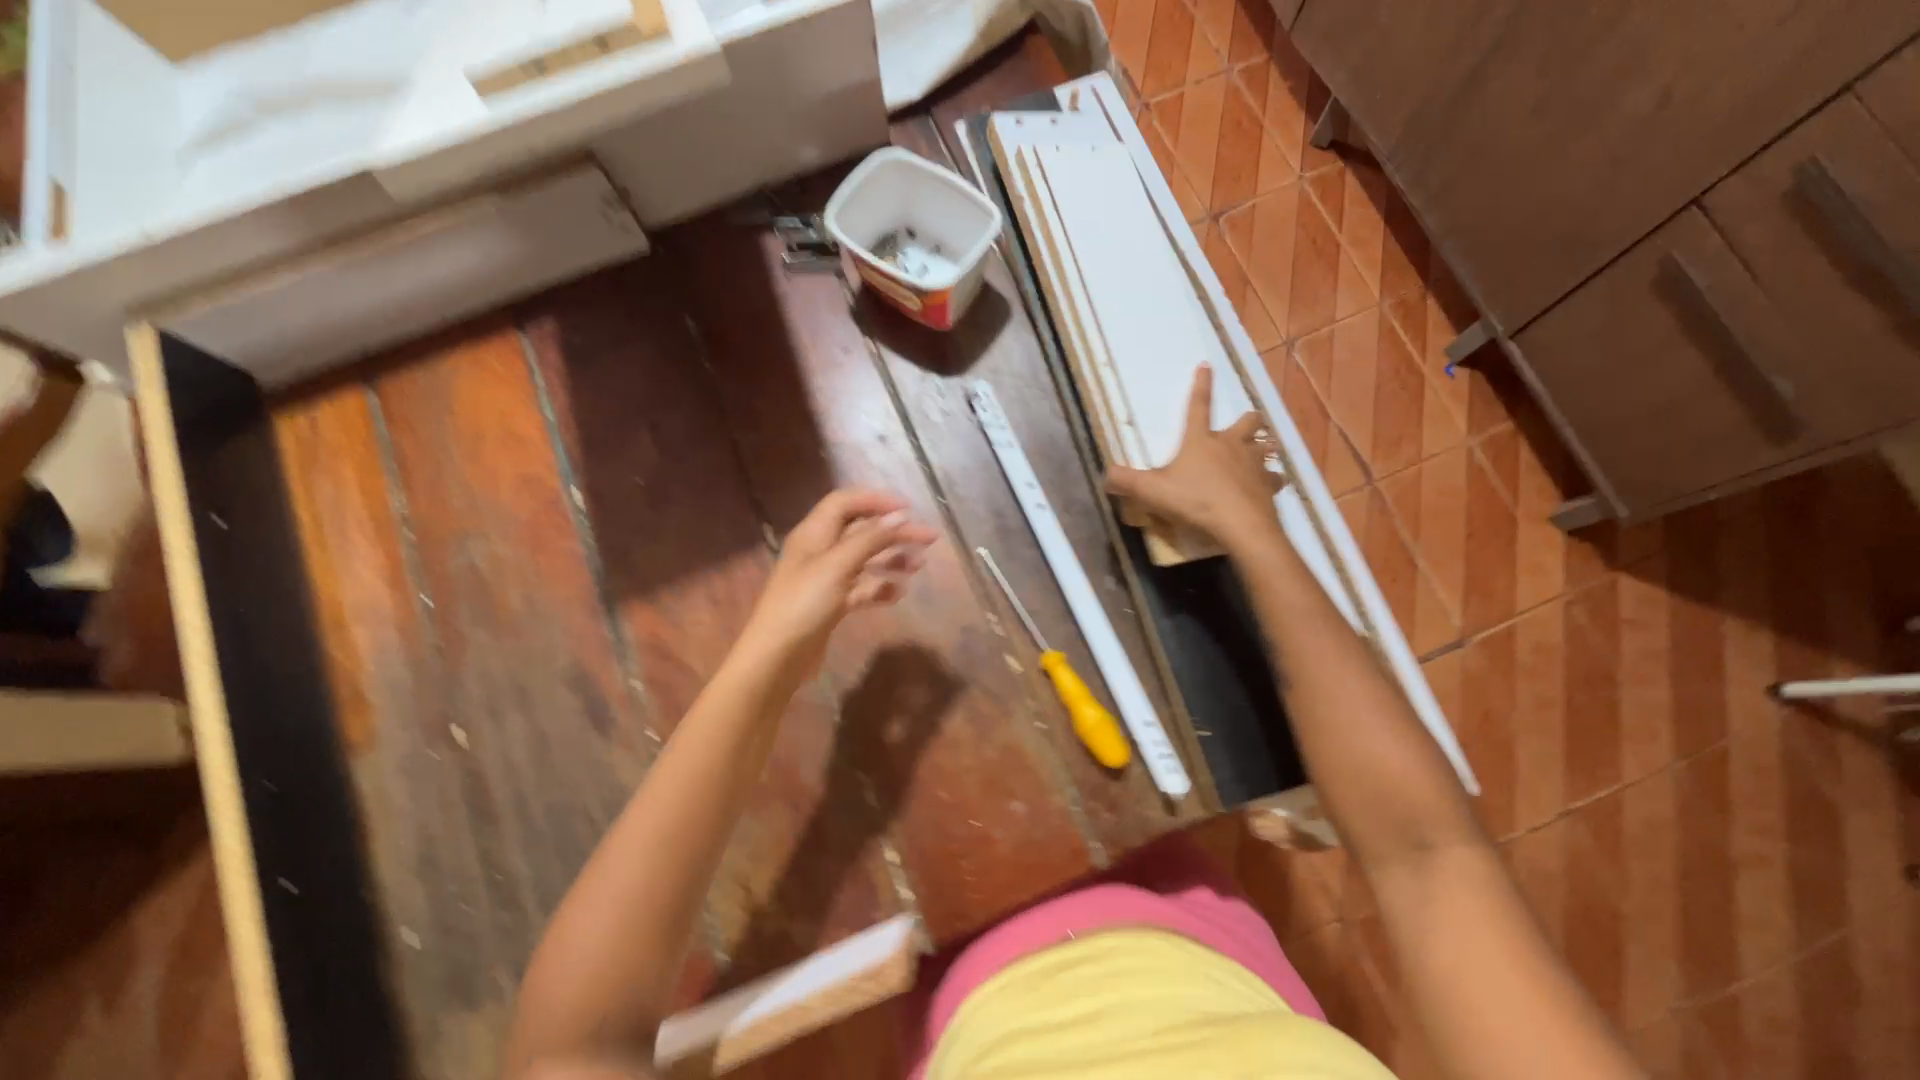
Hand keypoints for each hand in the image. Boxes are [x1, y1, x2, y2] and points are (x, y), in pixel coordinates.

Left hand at [737, 490, 938, 675]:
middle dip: (894, 531)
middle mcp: (819, 550)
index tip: (910, 509)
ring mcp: (826, 579)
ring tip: (919, 565)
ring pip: (865, 559)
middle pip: (861, 530)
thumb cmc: (804, 603)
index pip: (846, 502)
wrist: (777, 656)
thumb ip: (870, 538)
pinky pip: (862, 588)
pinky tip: (897, 594)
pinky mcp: (832, 604)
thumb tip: (901, 515)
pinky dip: (880, 587)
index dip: (877, 500)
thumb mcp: (838, 565)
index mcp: (814, 533)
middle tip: (929, 538)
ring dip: (892, 559)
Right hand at [1105, 364, 1282, 546]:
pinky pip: (1276, 478)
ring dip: (1263, 448)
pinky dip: (1272, 480)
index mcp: (1200, 440)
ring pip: (1266, 446)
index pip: (1198, 406)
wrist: (1240, 524)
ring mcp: (1254, 463)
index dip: (1201, 385)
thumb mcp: (1151, 492)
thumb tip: (1105, 474)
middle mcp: (1231, 444)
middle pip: (1247, 421)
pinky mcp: (1269, 485)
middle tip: (1243, 426)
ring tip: (1259, 455)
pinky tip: (1268, 486)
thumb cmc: (1194, 501)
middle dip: (1247, 420)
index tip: (1206, 366)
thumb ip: (1126, 482)